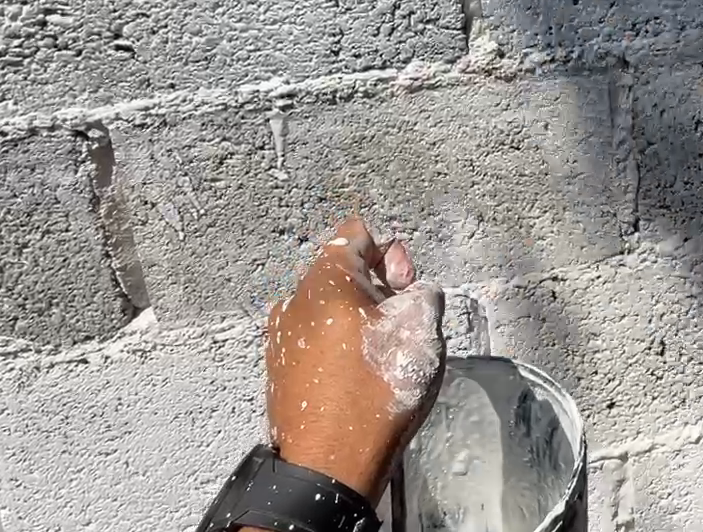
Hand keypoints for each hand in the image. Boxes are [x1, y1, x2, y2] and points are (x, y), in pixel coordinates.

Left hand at [265, 218, 444, 499]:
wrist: (330, 467)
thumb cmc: (378, 388)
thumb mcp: (421, 326)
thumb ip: (421, 287)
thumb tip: (407, 290)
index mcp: (324, 281)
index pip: (356, 233)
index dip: (391, 252)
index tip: (404, 287)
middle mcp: (294, 301)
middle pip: (344, 268)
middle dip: (379, 283)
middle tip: (400, 318)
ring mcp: (281, 337)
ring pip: (331, 302)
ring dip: (361, 313)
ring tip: (382, 348)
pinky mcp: (280, 368)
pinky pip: (317, 332)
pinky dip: (342, 338)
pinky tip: (360, 367)